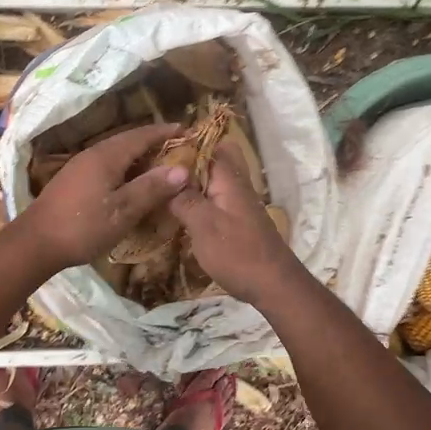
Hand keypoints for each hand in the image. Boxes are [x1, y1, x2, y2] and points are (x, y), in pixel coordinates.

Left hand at [18, 123, 188, 270]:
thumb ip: (151, 188)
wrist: (35, 243)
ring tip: (159, 165)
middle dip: (153, 142)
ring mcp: (80, 167)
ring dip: (138, 156)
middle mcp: (92, 154)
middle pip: (127, 141)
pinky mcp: (73, 181)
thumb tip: (182, 169)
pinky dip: (125, 168)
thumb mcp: (123, 211)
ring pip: (116, 153)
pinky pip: (106, 165)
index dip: (164, 132)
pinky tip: (130, 182)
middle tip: (178, 149)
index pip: (141, 135)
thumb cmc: (83, 227)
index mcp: (107, 156)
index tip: (186, 130)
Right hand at [168, 143, 305, 304]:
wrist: (274, 285)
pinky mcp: (238, 220)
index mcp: (229, 179)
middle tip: (162, 173)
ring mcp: (239, 202)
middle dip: (190, 162)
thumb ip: (185, 200)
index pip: (208, 145)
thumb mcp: (203, 226)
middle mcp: (236, 184)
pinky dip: (200, 200)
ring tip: (164, 190)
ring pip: (215, 179)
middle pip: (215, 158)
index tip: (156, 152)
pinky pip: (216, 198)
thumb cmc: (237, 253)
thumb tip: (167, 179)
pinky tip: (181, 213)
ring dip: (193, 182)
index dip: (184, 145)